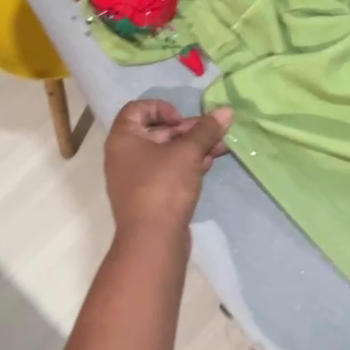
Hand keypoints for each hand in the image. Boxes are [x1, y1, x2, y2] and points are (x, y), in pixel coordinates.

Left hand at [102, 99, 232, 236]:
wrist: (152, 240)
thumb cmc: (163, 186)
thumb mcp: (188, 152)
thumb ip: (206, 130)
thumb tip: (226, 111)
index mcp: (123, 139)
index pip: (137, 109)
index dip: (161, 108)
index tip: (183, 119)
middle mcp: (125, 156)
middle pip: (157, 131)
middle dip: (188, 130)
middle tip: (213, 132)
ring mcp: (137, 178)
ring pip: (167, 153)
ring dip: (193, 147)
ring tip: (221, 147)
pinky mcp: (150, 196)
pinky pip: (169, 171)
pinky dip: (188, 164)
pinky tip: (210, 163)